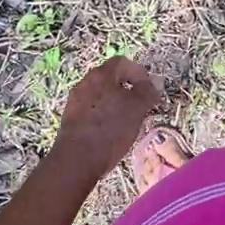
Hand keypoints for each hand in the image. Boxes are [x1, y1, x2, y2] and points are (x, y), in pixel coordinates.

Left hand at [49, 56, 162, 183]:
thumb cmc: (110, 129)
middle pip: (110, 79)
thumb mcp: (137, 108)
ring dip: (113, 105)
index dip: (139, 73)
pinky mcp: (69, 122)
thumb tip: (156, 82)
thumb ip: (147, 92)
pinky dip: (101, 118)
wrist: (75, 162)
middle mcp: (85, 83)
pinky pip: (90, 112)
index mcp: (101, 74)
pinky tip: (108, 134)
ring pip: (100, 97)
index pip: (122, 62)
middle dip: (126, 90)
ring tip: (125, 123)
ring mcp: (74, 102)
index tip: (147, 90)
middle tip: (138, 106)